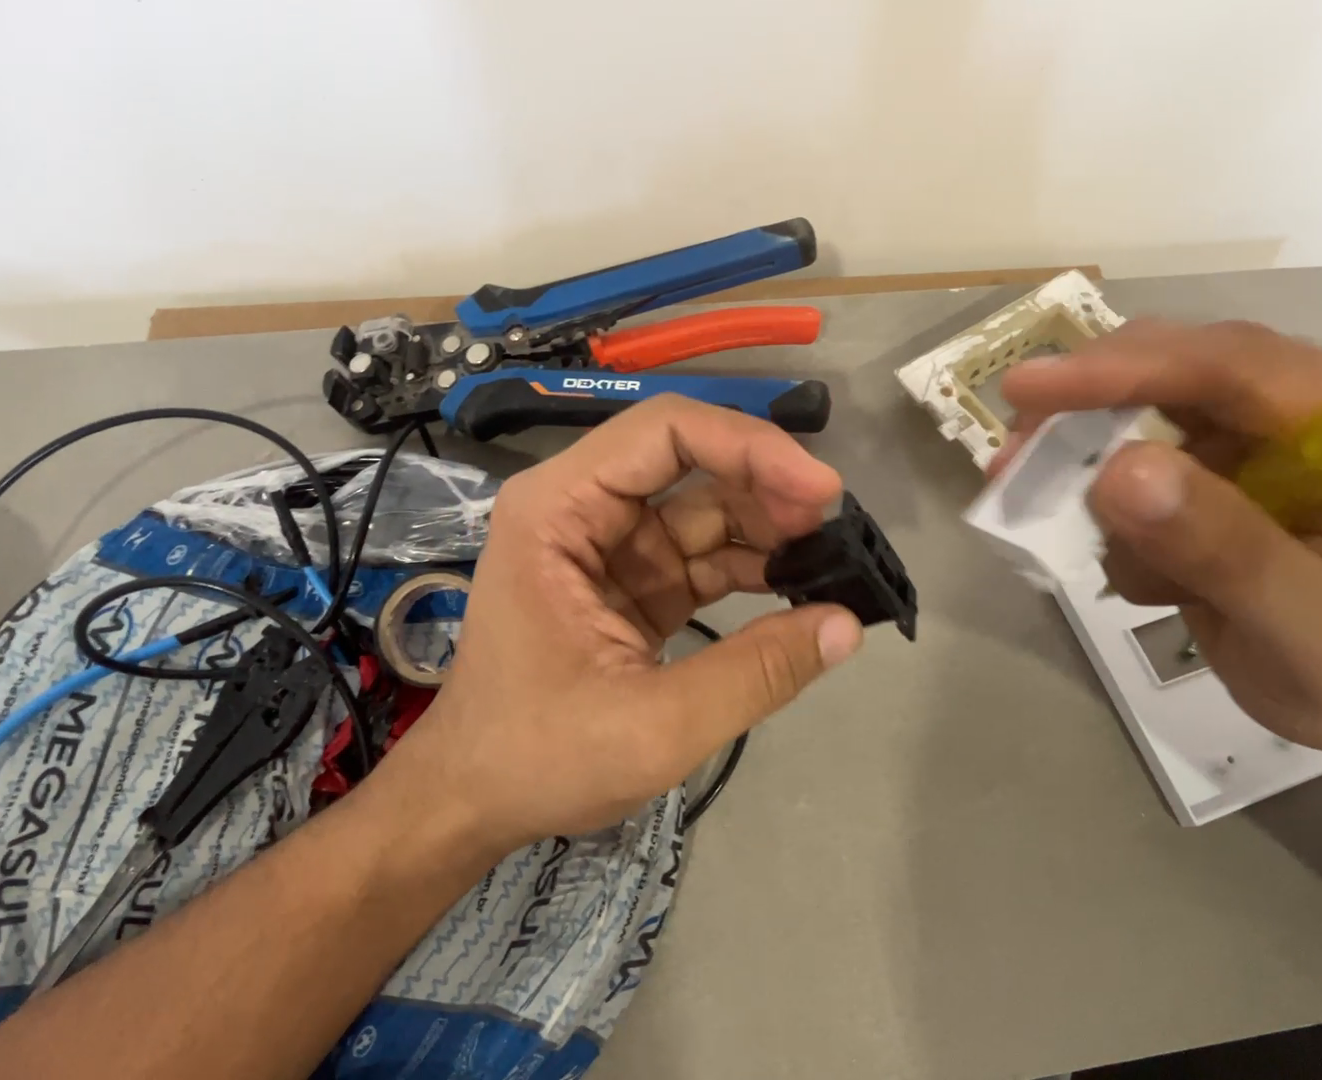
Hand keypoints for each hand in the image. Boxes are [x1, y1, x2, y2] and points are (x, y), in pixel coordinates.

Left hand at [380, 396, 864, 852]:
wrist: (473, 800)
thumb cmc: (536, 757)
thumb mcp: (652, 726)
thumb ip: (755, 673)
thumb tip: (848, 625)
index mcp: (557, 511)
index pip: (665, 431)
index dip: (751, 447)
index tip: (822, 493)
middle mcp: (579, 511)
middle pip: (689, 462)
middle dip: (766, 489)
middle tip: (835, 534)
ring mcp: (606, 549)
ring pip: (703, 509)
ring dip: (766, 529)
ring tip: (829, 563)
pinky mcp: (629, 586)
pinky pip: (700, 558)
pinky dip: (750, 569)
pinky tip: (797, 590)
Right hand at [999, 319, 1321, 760]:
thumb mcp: (1315, 635)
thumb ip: (1228, 552)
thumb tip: (1117, 472)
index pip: (1243, 368)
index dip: (1129, 369)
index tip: (1027, 389)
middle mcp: (1317, 414)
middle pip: (1181, 369)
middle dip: (1087, 410)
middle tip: (1011, 462)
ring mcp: (1262, 442)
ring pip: (1141, 412)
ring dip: (1084, 467)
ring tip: (1060, 532)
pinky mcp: (1217, 473)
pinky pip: (1130, 464)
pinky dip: (1104, 512)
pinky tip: (1140, 574)